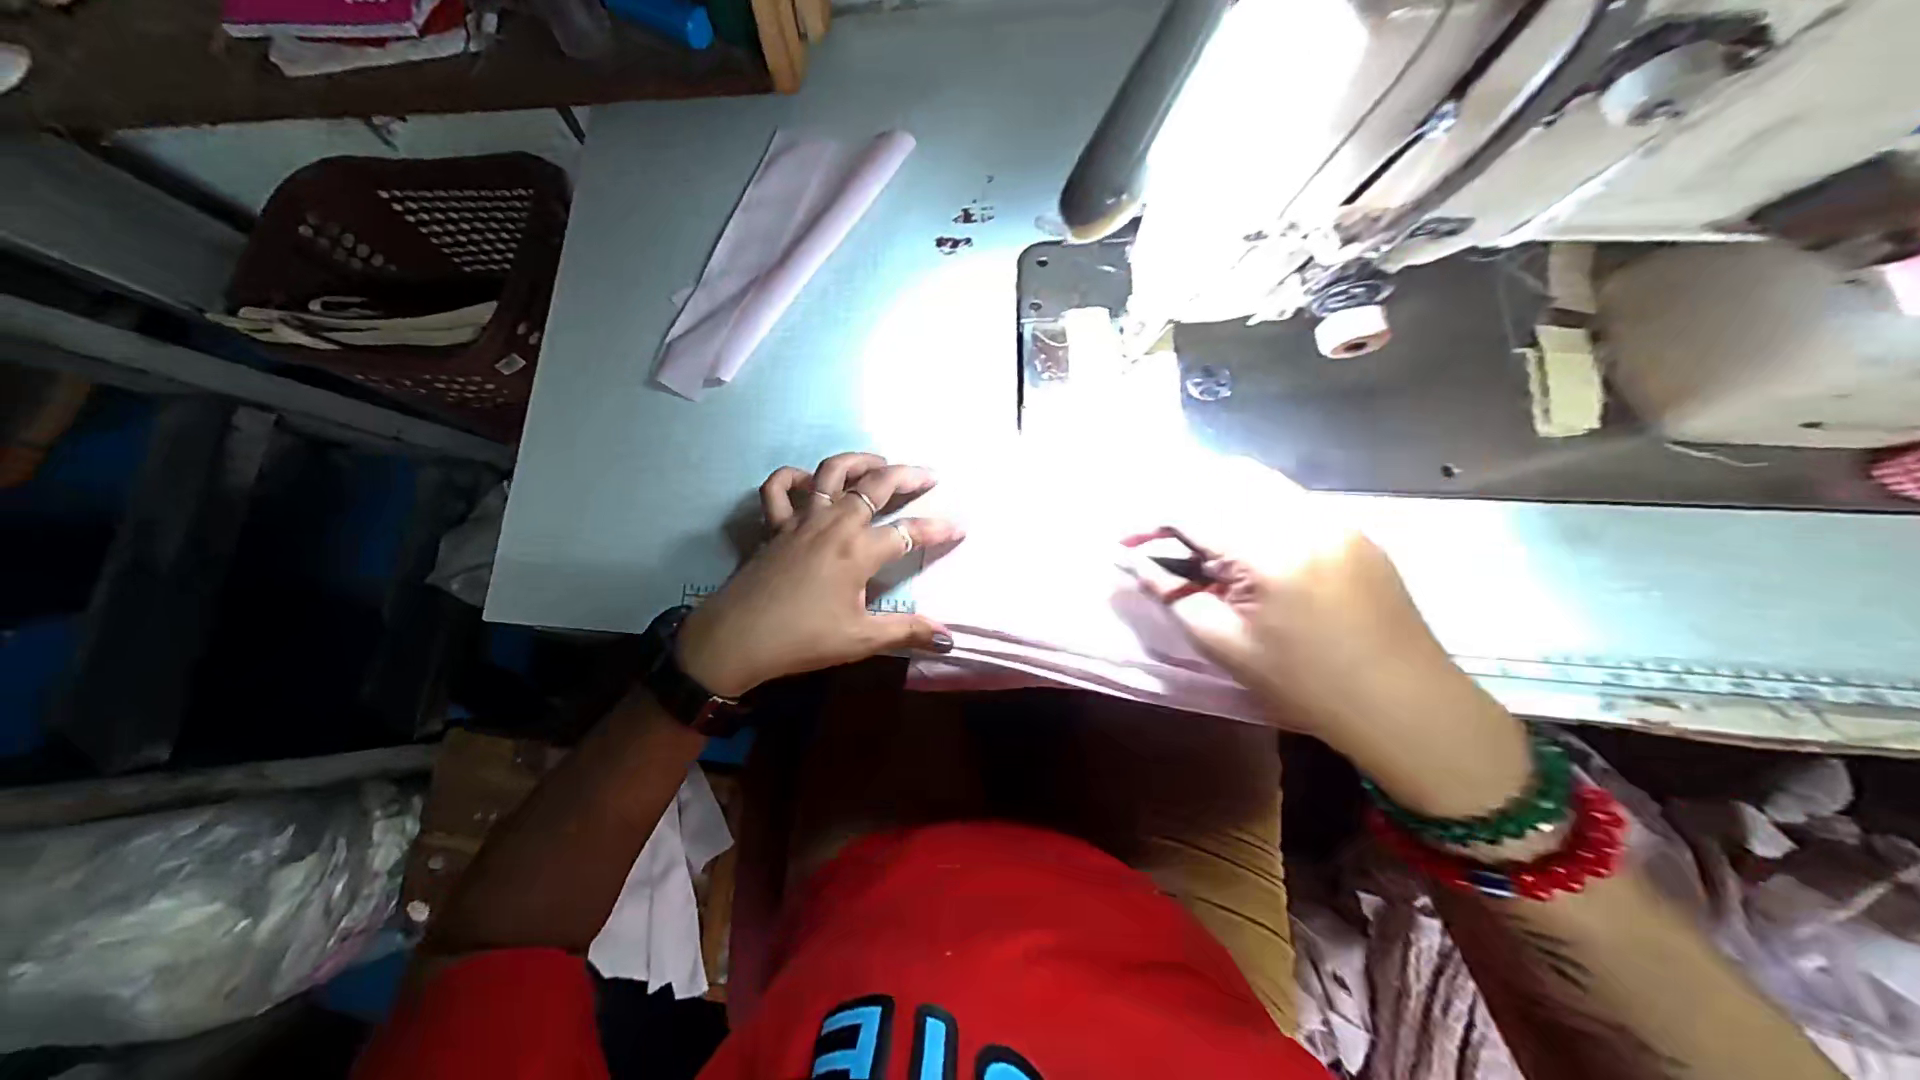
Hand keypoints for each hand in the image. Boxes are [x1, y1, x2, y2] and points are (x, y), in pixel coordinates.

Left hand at [675, 453, 963, 697]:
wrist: (737, 638)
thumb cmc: (803, 639)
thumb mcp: (860, 639)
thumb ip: (906, 631)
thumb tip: (948, 638)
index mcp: (859, 550)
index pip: (909, 532)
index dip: (938, 529)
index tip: (960, 527)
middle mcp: (834, 523)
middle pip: (876, 485)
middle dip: (908, 476)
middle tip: (929, 475)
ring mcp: (801, 519)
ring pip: (832, 471)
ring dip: (859, 461)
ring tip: (878, 462)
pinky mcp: (775, 524)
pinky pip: (779, 487)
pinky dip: (793, 477)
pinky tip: (808, 481)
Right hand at [1123, 482, 1530, 817]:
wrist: (1405, 703)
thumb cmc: (1304, 683)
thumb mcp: (1223, 643)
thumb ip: (1168, 593)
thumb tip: (1127, 561)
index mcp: (1267, 550)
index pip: (1189, 506)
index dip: (1146, 520)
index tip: (1123, 544)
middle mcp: (1302, 516)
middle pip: (1221, 477)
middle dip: (1178, 500)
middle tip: (1157, 539)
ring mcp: (1333, 517)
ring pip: (1256, 482)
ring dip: (1214, 499)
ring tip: (1197, 542)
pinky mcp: (1352, 527)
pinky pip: (1287, 499)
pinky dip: (1250, 509)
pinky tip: (1245, 550)